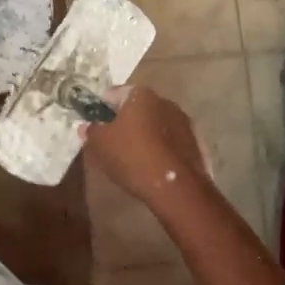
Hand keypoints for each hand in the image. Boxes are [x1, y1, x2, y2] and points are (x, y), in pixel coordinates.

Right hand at [82, 84, 208, 203]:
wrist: (178, 190)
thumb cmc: (133, 157)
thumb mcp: (101, 145)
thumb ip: (91, 131)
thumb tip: (86, 126)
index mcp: (140, 94)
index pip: (113, 94)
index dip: (101, 110)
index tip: (96, 127)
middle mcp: (164, 101)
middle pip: (137, 108)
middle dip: (125, 121)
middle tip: (113, 143)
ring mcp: (184, 122)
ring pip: (156, 124)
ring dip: (145, 134)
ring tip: (135, 157)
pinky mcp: (197, 144)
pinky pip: (171, 142)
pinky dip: (161, 149)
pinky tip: (154, 166)